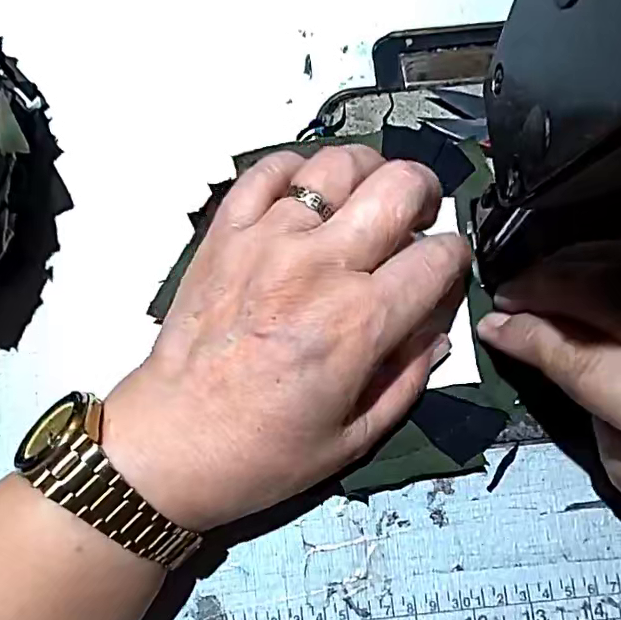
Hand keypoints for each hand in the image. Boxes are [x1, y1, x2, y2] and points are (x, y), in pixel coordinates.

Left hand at [101, 146, 470, 532]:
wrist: (169, 443)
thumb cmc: (256, 454)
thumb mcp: (351, 439)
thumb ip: (406, 378)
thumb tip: (435, 329)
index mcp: (359, 322)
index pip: (441, 255)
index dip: (452, 263)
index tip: (434, 278)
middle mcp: (317, 268)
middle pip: (401, 186)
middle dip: (422, 198)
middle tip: (407, 226)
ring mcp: (264, 244)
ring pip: (336, 165)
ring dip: (363, 177)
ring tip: (355, 208)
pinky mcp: (220, 239)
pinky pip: (264, 173)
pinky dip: (292, 171)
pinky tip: (299, 200)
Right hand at [474, 254, 620, 580]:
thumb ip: (589, 403)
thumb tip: (541, 349)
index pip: (582, 355)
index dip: (526, 334)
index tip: (489, 323)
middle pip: (612, 296)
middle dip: (546, 287)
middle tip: (505, 294)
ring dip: (579, 266)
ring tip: (536, 278)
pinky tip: (588, 269)